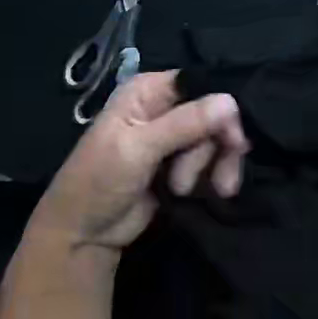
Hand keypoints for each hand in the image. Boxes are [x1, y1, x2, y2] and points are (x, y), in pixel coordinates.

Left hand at [29, 70, 248, 254]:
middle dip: (213, 146)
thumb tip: (231, 101)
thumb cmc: (100, 181)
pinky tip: (200, 193)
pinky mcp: (180, 163)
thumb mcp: (139, 149)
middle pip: (213, 113)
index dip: (221, 108)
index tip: (234, 140)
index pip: (200, 84)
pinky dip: (211, 176)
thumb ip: (184, 124)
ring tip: (184, 190)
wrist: (83, 234)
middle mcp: (163, 106)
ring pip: (214, 138)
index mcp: (148, 90)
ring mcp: (172, 136)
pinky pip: (210, 160)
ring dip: (209, 166)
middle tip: (215, 178)